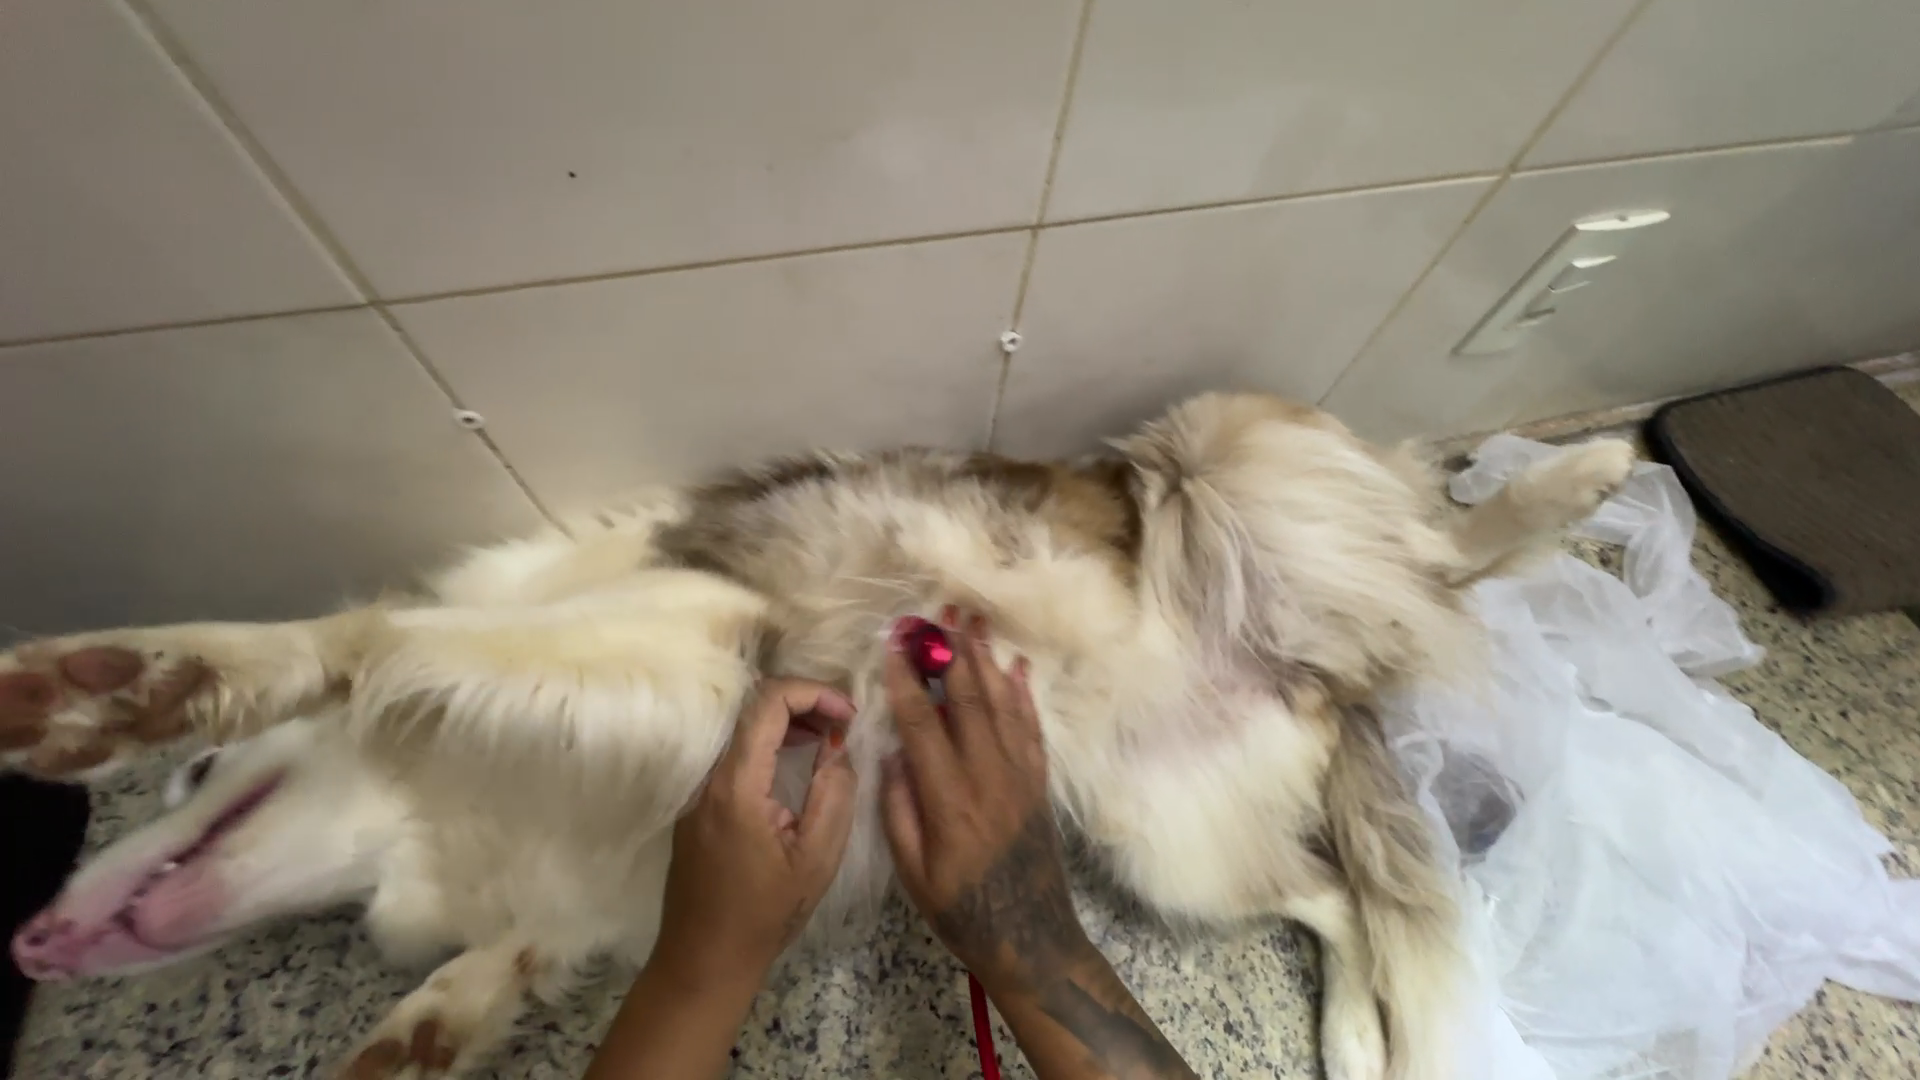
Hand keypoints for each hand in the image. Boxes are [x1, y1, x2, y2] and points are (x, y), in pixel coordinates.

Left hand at [652, 678, 858, 987]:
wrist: (703, 964)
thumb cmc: (765, 914)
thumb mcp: (817, 857)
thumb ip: (833, 791)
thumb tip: (835, 744)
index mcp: (737, 785)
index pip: (769, 703)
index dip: (814, 693)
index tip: (848, 714)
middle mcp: (710, 778)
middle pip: (755, 709)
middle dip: (806, 702)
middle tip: (845, 724)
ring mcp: (699, 791)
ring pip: (745, 730)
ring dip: (790, 722)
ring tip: (830, 738)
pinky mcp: (700, 805)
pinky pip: (737, 755)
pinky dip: (772, 744)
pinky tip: (798, 761)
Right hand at [879, 614, 1093, 994]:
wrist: (1031, 937)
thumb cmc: (961, 910)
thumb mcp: (914, 872)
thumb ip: (900, 808)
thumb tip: (895, 753)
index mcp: (949, 798)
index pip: (923, 723)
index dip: (907, 680)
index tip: (896, 645)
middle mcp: (988, 774)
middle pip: (970, 699)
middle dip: (954, 652)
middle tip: (944, 612)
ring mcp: (1020, 774)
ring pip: (1003, 704)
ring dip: (987, 660)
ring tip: (976, 623)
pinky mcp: (1038, 781)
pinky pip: (1031, 726)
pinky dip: (1023, 693)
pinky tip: (1017, 667)